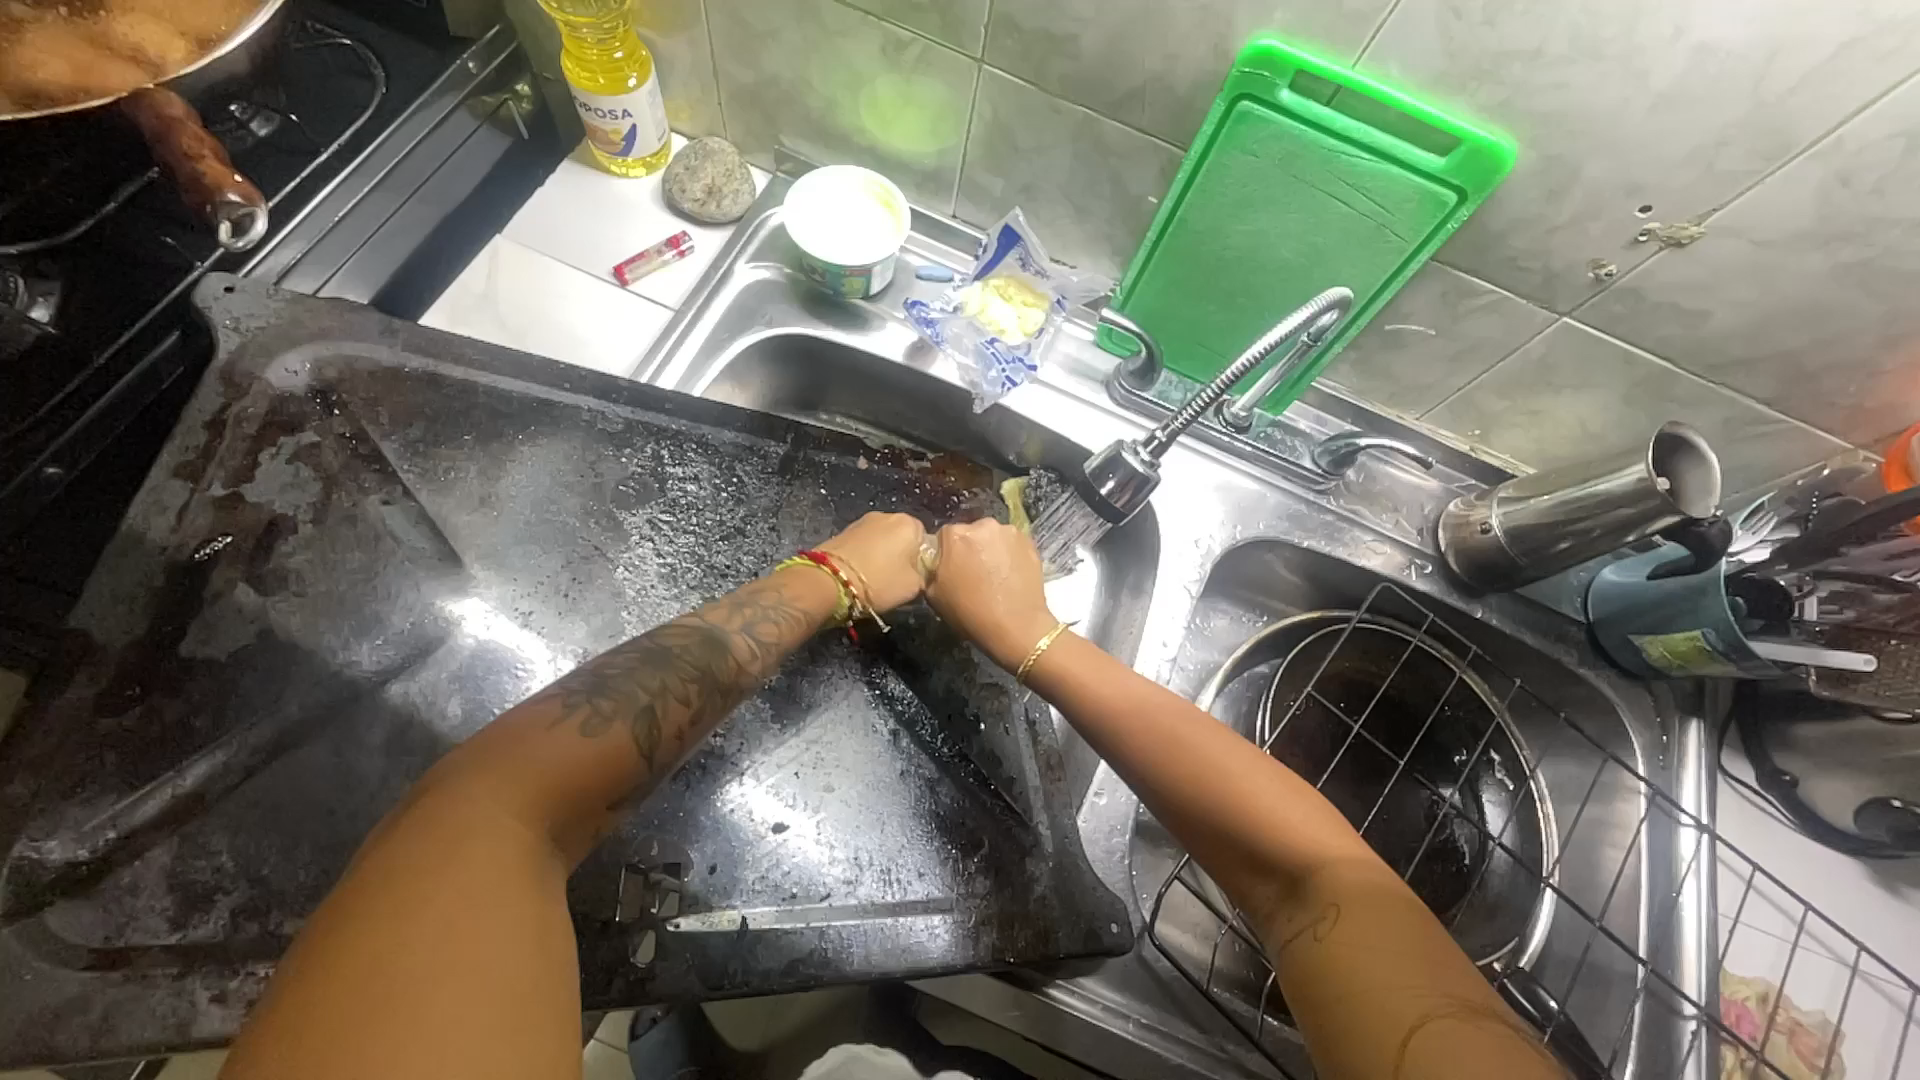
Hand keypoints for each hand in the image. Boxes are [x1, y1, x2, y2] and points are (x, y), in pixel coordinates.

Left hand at [816, 512, 927, 612]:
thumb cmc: (879, 582)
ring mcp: (862, 521)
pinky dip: (864, 555)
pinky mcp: (842, 531)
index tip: (914, 576)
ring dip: (881, 554)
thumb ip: (924, 575)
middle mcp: (886, 514)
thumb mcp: (915, 587)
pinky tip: (860, 572)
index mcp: (909, 522)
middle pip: (902, 536)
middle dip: (900, 554)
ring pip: (881, 539)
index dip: (921, 560)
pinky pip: (863, 543)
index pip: (926, 539)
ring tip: (875, 577)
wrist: (829, 581)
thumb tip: (919, 573)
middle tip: (895, 578)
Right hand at [924, 519, 1058, 671]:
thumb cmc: (970, 613)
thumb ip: (931, 570)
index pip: (944, 537)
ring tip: (995, 575)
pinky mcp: (1030, 541)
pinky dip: (1010, 554)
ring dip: (991, 550)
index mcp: (954, 535)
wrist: (1016, 626)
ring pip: (993, 537)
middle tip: (974, 573)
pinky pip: (1012, 544)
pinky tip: (1010, 574)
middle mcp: (982, 525)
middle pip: (971, 533)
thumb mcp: (934, 595)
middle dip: (970, 548)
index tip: (953, 570)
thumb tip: (936, 563)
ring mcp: (1009, 532)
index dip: (948, 554)